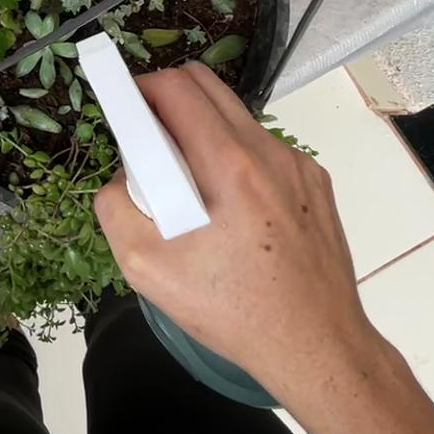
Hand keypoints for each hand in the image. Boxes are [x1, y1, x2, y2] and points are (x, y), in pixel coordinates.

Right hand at [94, 63, 381, 395]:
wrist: (318, 350)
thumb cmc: (231, 311)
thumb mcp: (145, 266)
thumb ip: (115, 207)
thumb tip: (123, 176)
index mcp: (228, 166)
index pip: (175, 88)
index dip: (138, 89)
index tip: (123, 111)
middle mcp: (269, 152)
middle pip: (204, 83)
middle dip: (165, 99)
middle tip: (147, 143)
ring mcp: (298, 164)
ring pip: (233, 114)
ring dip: (198, 129)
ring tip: (188, 185)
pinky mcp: (314, 181)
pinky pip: (259, 145)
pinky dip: (232, 156)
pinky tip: (229, 208)